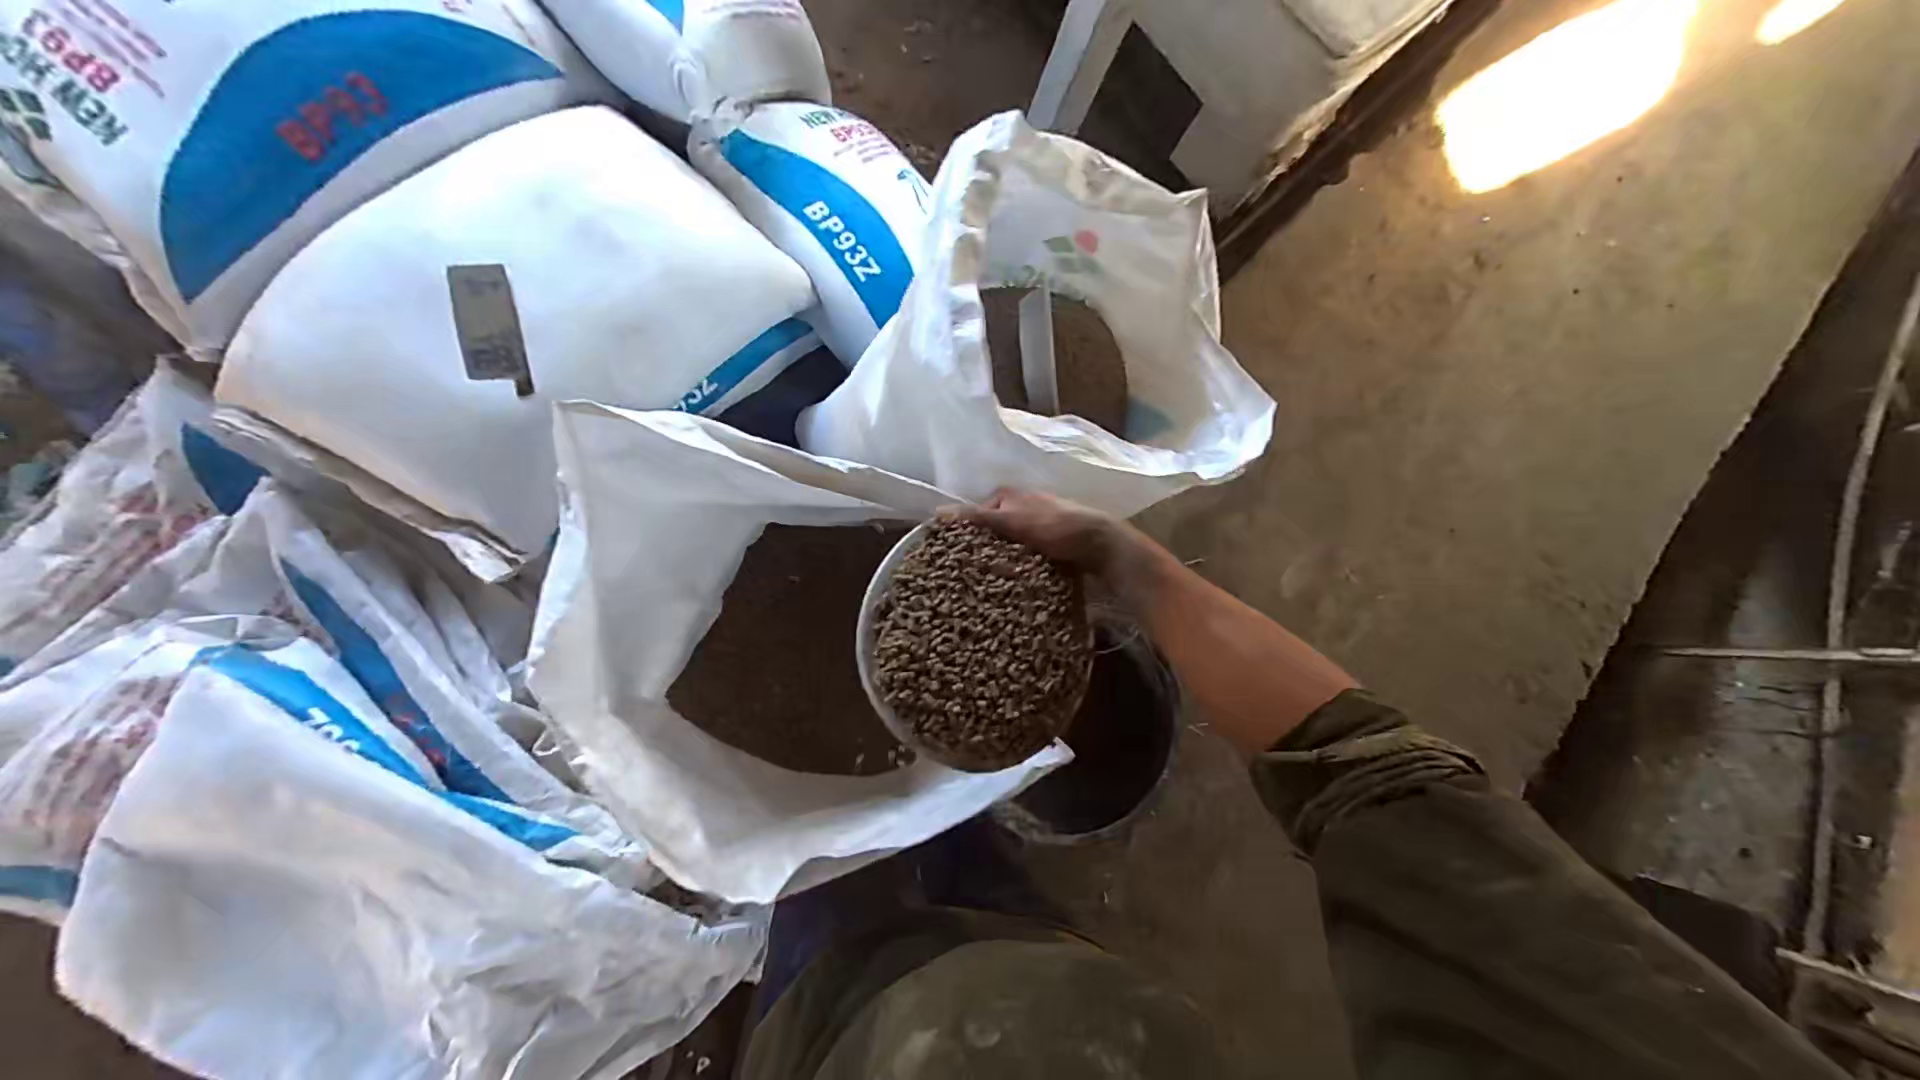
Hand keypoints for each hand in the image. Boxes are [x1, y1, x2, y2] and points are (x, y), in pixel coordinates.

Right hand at [946, 489, 1126, 571]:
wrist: (1101, 544)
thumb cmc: (1055, 527)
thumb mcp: (1011, 521)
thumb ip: (976, 518)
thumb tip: (937, 513)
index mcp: (1009, 494)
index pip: (976, 514)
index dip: (967, 534)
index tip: (958, 557)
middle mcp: (1022, 505)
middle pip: (993, 530)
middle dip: (985, 549)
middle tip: (974, 573)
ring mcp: (1038, 524)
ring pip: (1010, 544)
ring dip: (1003, 560)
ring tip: (992, 582)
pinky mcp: (1051, 542)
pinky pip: (1026, 555)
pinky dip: (1020, 565)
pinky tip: (1016, 581)